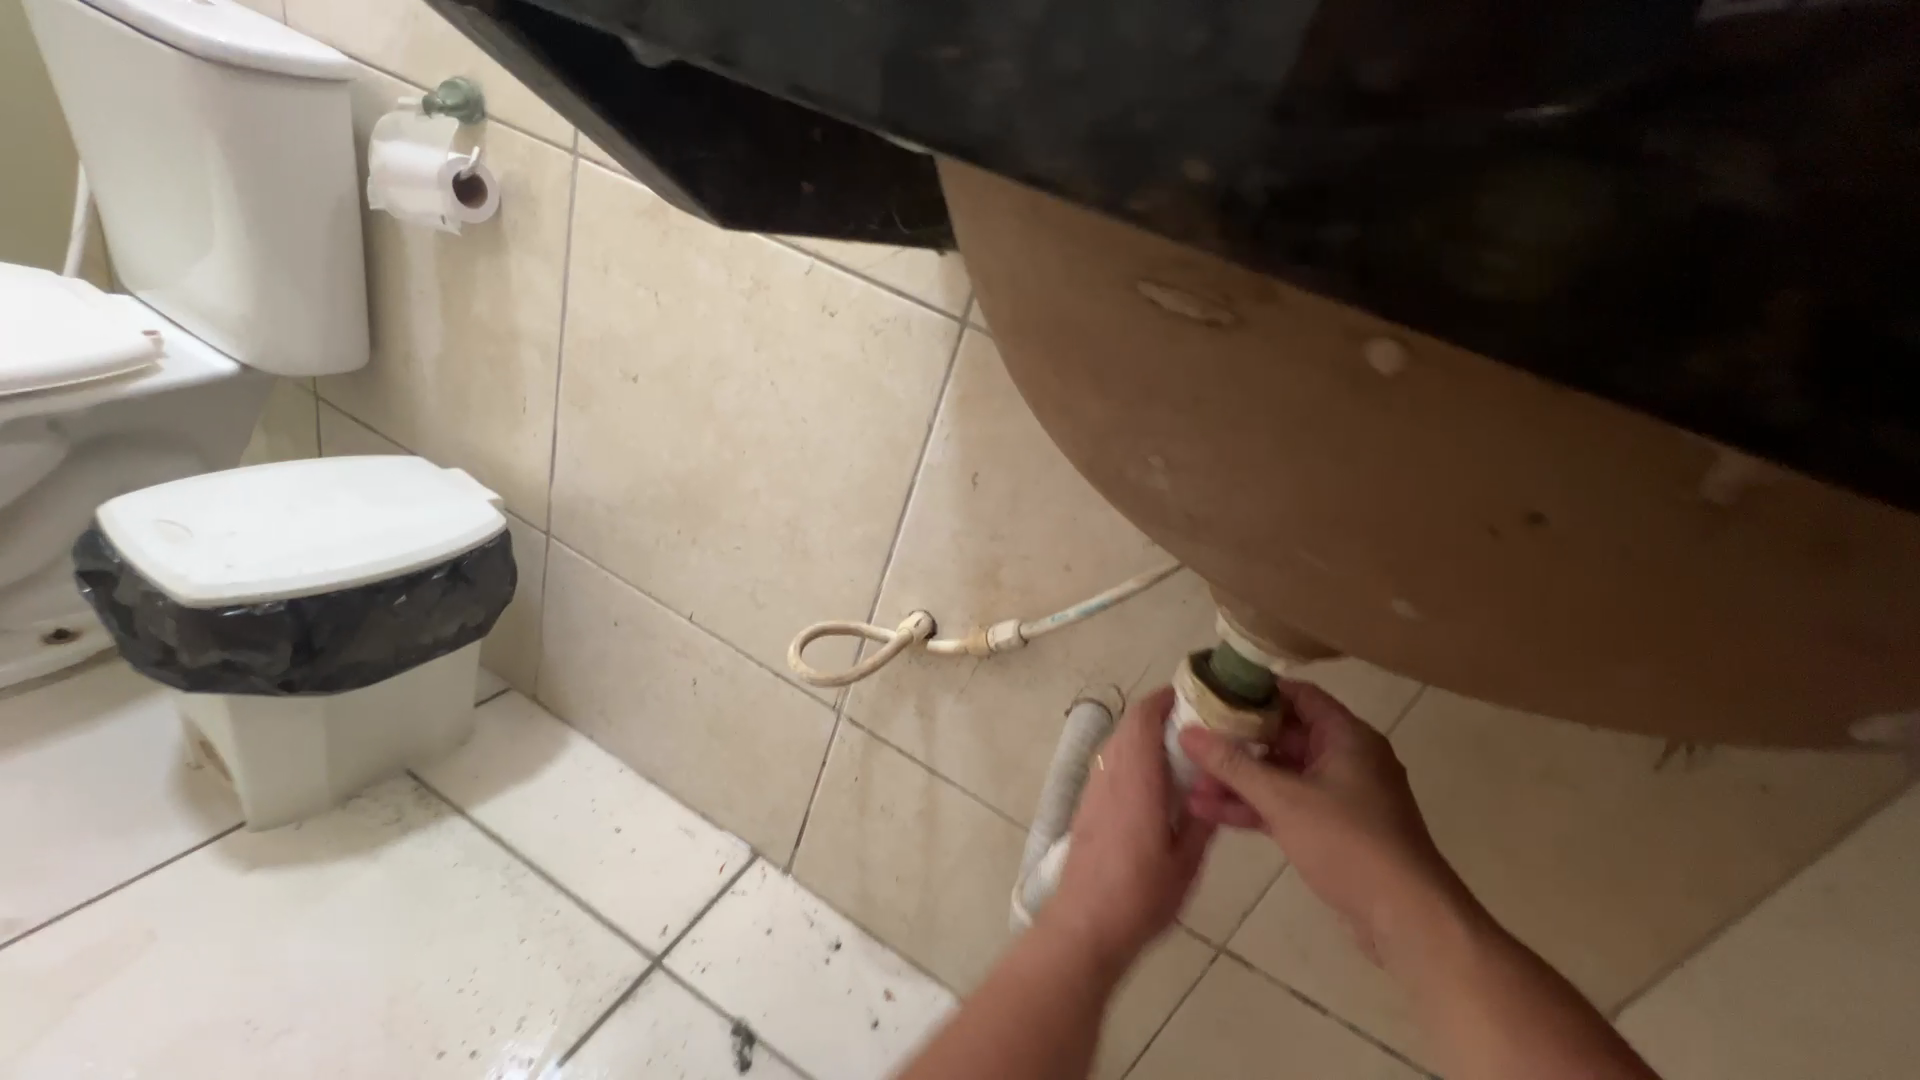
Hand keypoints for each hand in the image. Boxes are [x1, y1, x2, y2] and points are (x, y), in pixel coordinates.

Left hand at [1044, 687, 1215, 970]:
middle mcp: (1110, 775)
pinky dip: (1133, 756)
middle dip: (1160, 713)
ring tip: (1182, 748)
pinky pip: (1111, 765)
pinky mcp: (1087, 806)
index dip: (1165, 698)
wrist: (1083, 925)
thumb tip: (1213, 780)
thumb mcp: (1186, 861)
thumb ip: (1201, 818)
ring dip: (1145, 735)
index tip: (1195, 693)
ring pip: (1118, 744)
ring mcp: (1094, 790)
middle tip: (1198, 720)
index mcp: (1137, 781)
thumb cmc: (1140, 895)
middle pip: (1130, 726)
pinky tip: (1156, 780)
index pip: (1143, 718)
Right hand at [1178, 679, 1473, 968]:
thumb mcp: (1283, 799)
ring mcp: (1339, 796)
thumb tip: (1187, 732)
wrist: (1407, 919)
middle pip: (1283, 736)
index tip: (1213, 694)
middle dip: (1236, 741)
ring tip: (1190, 780)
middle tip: (1192, 738)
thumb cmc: (1349, 843)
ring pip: (1280, 775)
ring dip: (1238, 779)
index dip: (1255, 691)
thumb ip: (1233, 765)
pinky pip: (1285, 805)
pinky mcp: (1331, 830)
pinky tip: (1210, 812)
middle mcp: (1345, 758)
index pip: (1297, 695)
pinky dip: (1252, 807)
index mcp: (1347, 737)